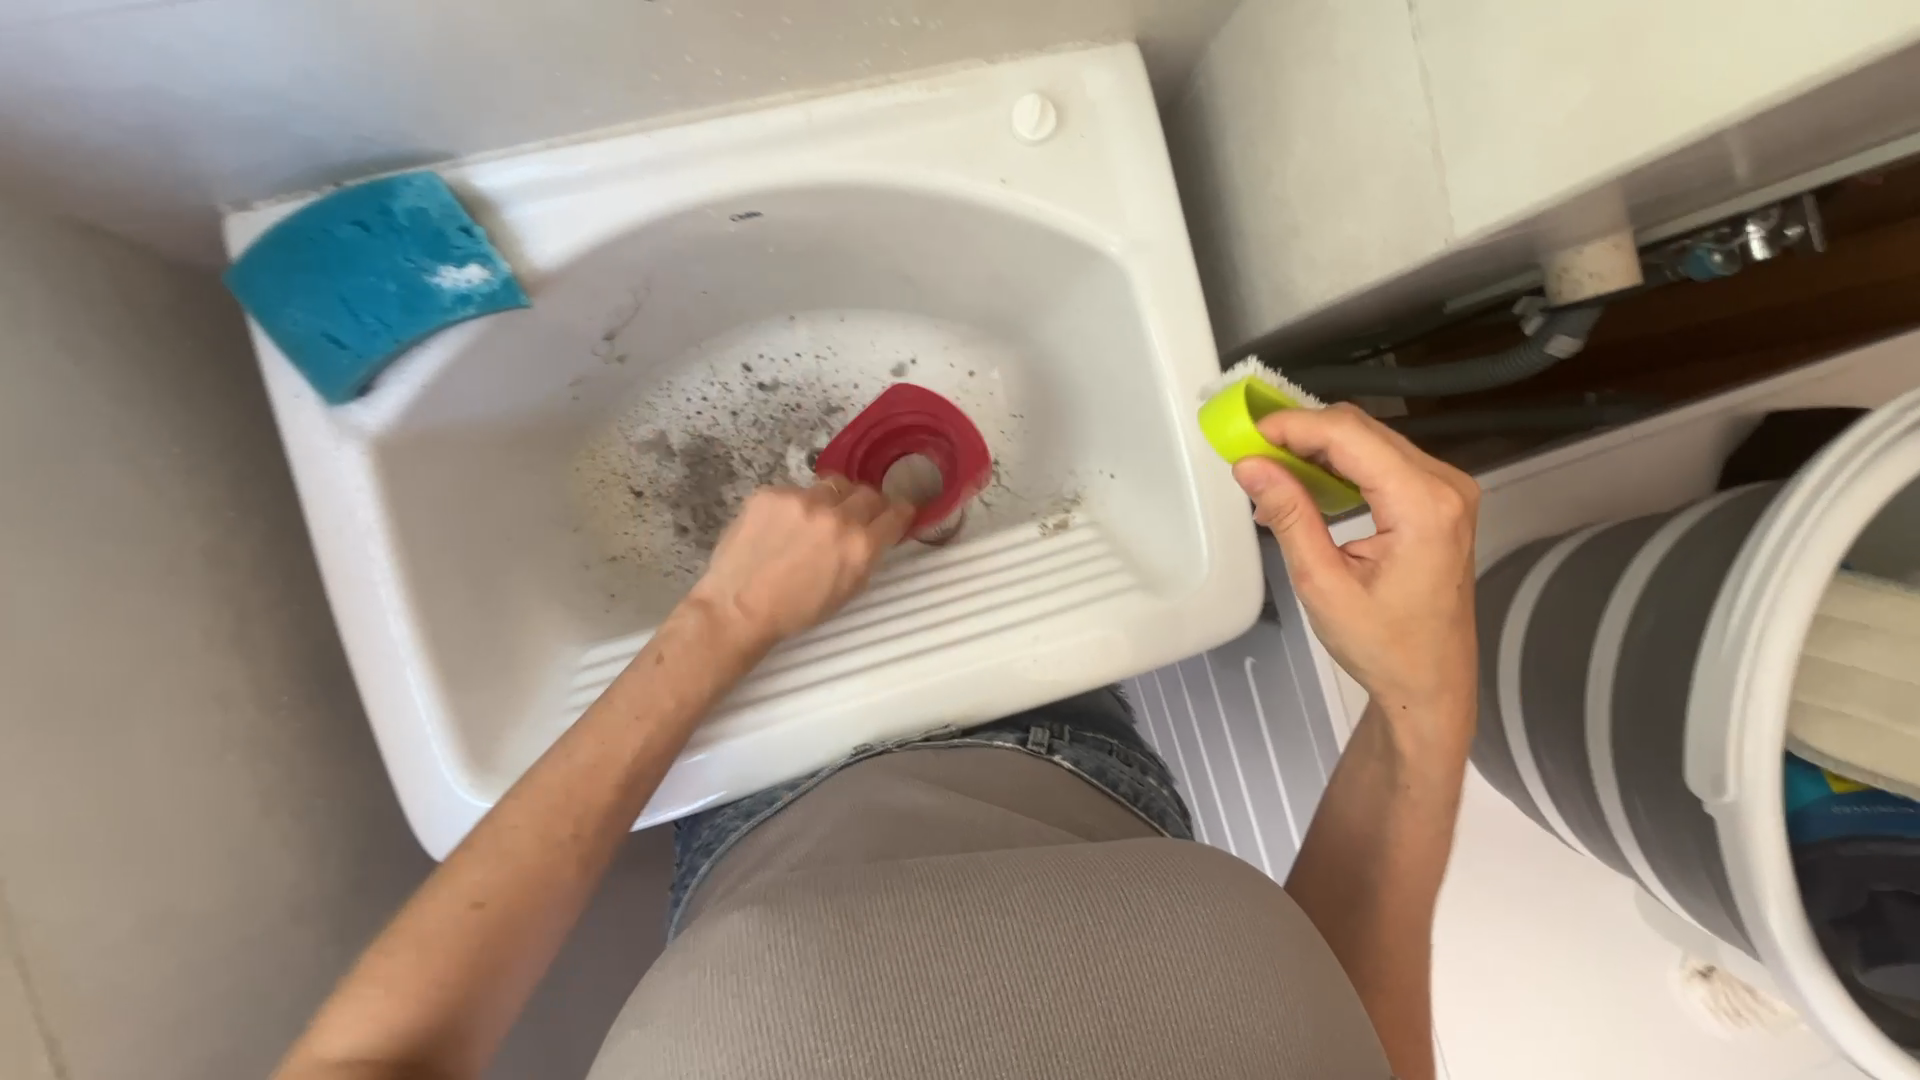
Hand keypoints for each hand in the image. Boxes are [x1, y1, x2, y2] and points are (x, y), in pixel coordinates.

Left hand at [685, 475, 914, 652]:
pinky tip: (780, 527)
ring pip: (832, 485)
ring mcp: (802, 500)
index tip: (894, 515)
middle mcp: (837, 516)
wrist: (738, 608)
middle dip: (866, 505)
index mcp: (861, 545)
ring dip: (831, 500)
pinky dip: (795, 505)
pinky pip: (795, 490)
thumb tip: (878, 533)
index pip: (897, 511)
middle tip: (852, 519)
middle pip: (868, 492)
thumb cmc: (797, 610)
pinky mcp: (771, 493)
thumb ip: (868, 555)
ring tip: (813, 521)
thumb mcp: (848, 589)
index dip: (898, 513)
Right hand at [1231, 404, 1478, 719]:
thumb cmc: (1380, 644)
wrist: (1430, 682)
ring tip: (1270, 474)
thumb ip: (1289, 516)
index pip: (1349, 436)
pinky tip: (1305, 485)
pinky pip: (1381, 461)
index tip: (1244, 436)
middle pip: (1361, 430)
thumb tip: (1249, 466)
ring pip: (1370, 440)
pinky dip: (1338, 464)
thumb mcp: (1321, 583)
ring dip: (1316, 448)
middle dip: (1301, 433)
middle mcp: (1444, 484)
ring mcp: (1446, 490)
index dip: (1292, 427)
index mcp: (1422, 504)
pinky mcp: (1438, 500)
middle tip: (1250, 456)